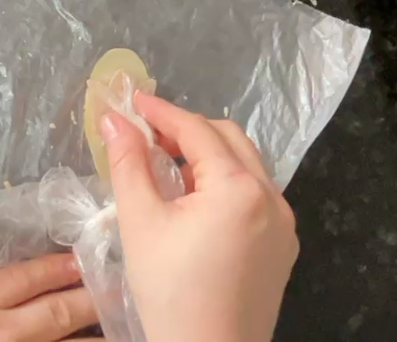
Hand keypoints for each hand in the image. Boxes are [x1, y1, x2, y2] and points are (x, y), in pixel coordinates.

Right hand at [102, 95, 298, 341]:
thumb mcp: (140, 222)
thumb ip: (128, 161)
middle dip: (186, 129)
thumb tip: (113, 118)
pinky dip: (225, 182)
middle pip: (226, 137)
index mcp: (238, 187)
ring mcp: (283, 223)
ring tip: (167, 167)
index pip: (195, 129)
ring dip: (206, 154)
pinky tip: (195, 202)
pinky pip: (254, 193)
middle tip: (148, 135)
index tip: (132, 102)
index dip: (161, 112)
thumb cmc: (170, 294)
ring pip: (244, 163)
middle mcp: (271, 197)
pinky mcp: (283, 246)